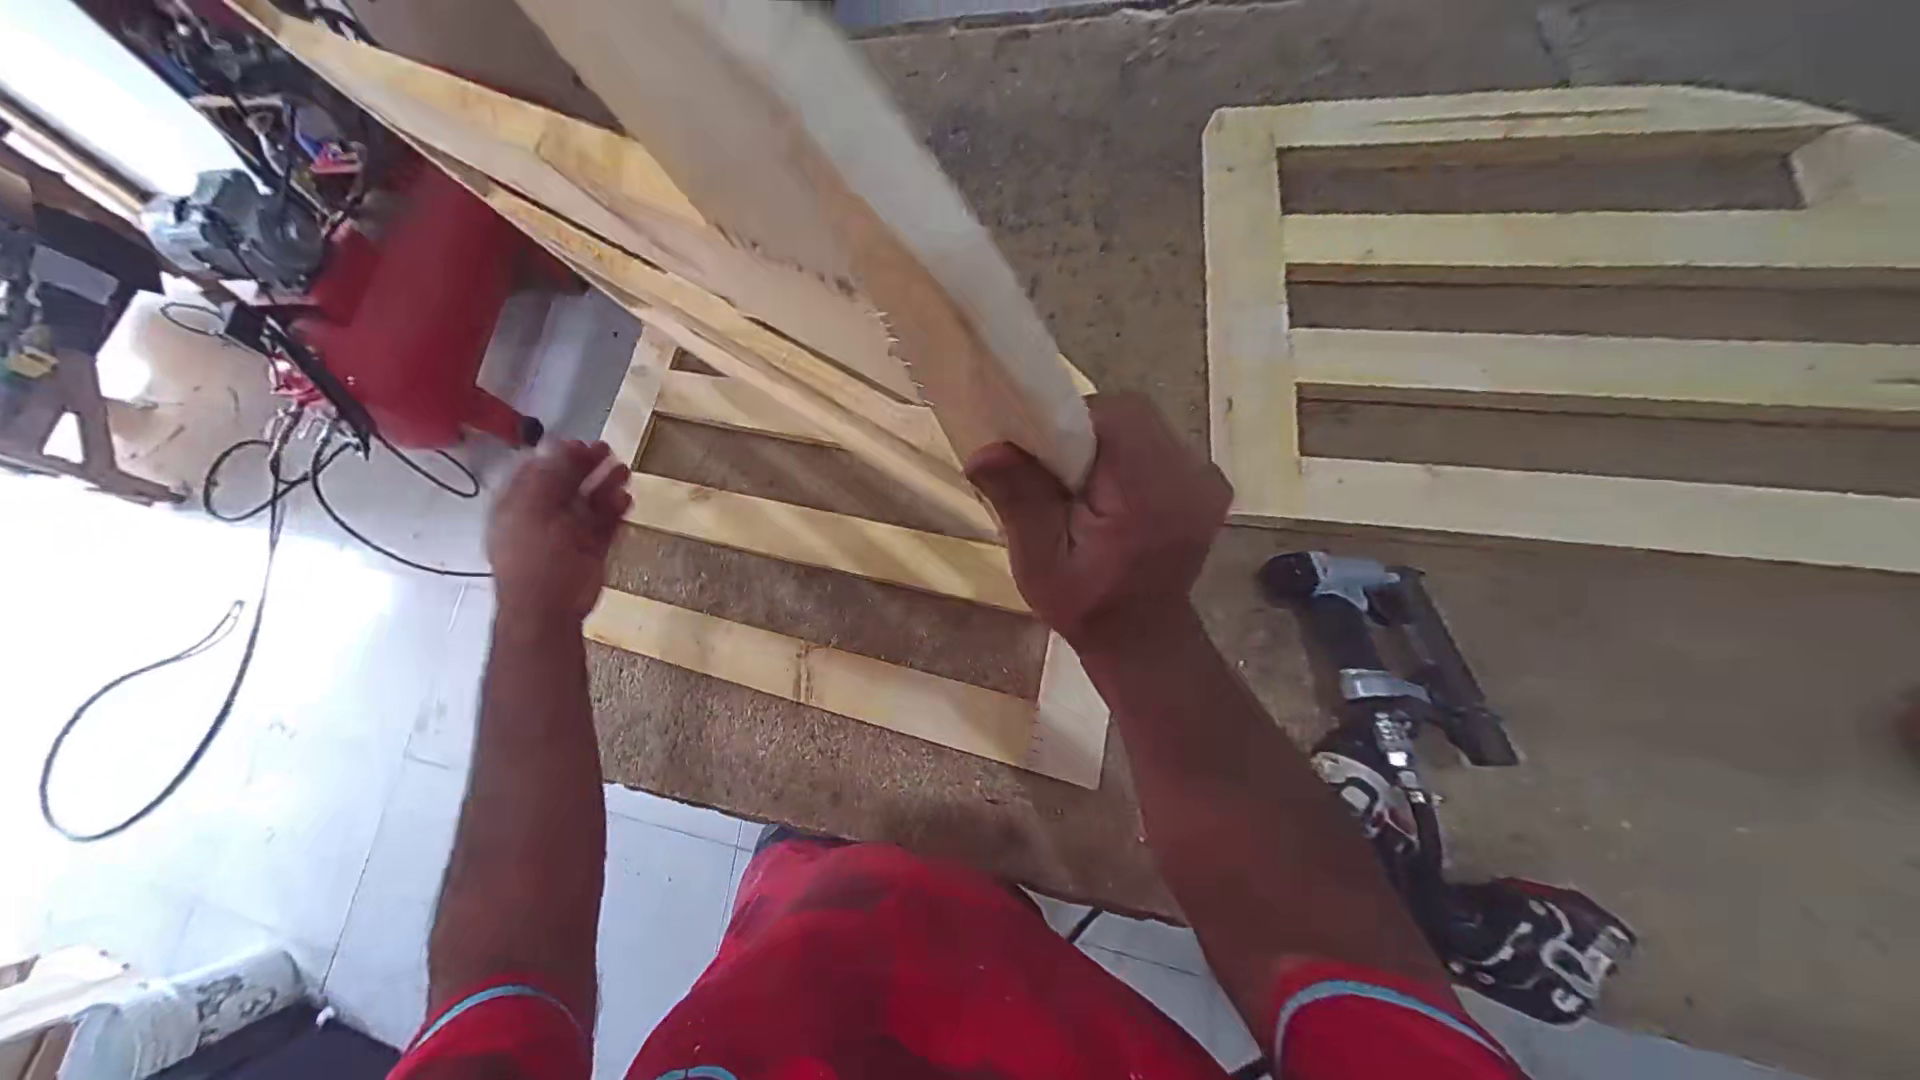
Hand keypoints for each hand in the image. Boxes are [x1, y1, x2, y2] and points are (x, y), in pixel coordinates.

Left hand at [486, 439, 631, 624]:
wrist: (549, 608)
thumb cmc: (534, 558)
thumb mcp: (535, 510)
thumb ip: (550, 478)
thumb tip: (561, 447)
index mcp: (518, 505)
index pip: (536, 472)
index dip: (556, 455)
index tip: (578, 443)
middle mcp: (542, 516)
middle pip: (566, 484)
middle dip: (586, 466)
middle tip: (607, 450)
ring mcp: (568, 533)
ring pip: (589, 502)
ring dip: (605, 485)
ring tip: (624, 471)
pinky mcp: (591, 548)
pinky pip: (605, 524)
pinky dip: (615, 510)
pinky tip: (624, 498)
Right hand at [964, 394, 1230, 650]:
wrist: (1143, 639)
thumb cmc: (1088, 606)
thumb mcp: (1040, 564)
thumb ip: (1020, 502)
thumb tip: (988, 451)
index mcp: (1150, 495)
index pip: (1112, 417)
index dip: (1070, 424)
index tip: (1043, 455)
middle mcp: (1190, 477)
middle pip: (1131, 414)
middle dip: (1087, 433)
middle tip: (1057, 473)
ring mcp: (1206, 479)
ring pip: (1145, 426)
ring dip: (1108, 444)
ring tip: (1085, 487)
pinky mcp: (1209, 484)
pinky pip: (1160, 445)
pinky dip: (1130, 458)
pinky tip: (1116, 496)